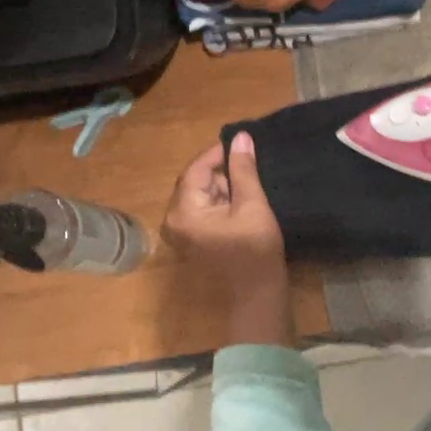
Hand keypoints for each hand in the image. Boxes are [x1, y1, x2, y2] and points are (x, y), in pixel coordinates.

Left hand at [164, 132, 292, 345]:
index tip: (242, 143)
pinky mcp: (193, 240)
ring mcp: (181, 233)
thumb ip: (243, 170)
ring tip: (251, 184)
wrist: (258, 294)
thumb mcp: (252, 205)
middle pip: (196, 182)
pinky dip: (221, 203)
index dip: (218, 154)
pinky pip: (204, 211)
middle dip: (222, 172)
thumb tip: (241, 137)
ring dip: (224, 188)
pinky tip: (243, 202)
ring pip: (201, 196)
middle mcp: (173, 220)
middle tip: (251, 165)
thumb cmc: (256, 250)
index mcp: (182, 212)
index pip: (195, 170)